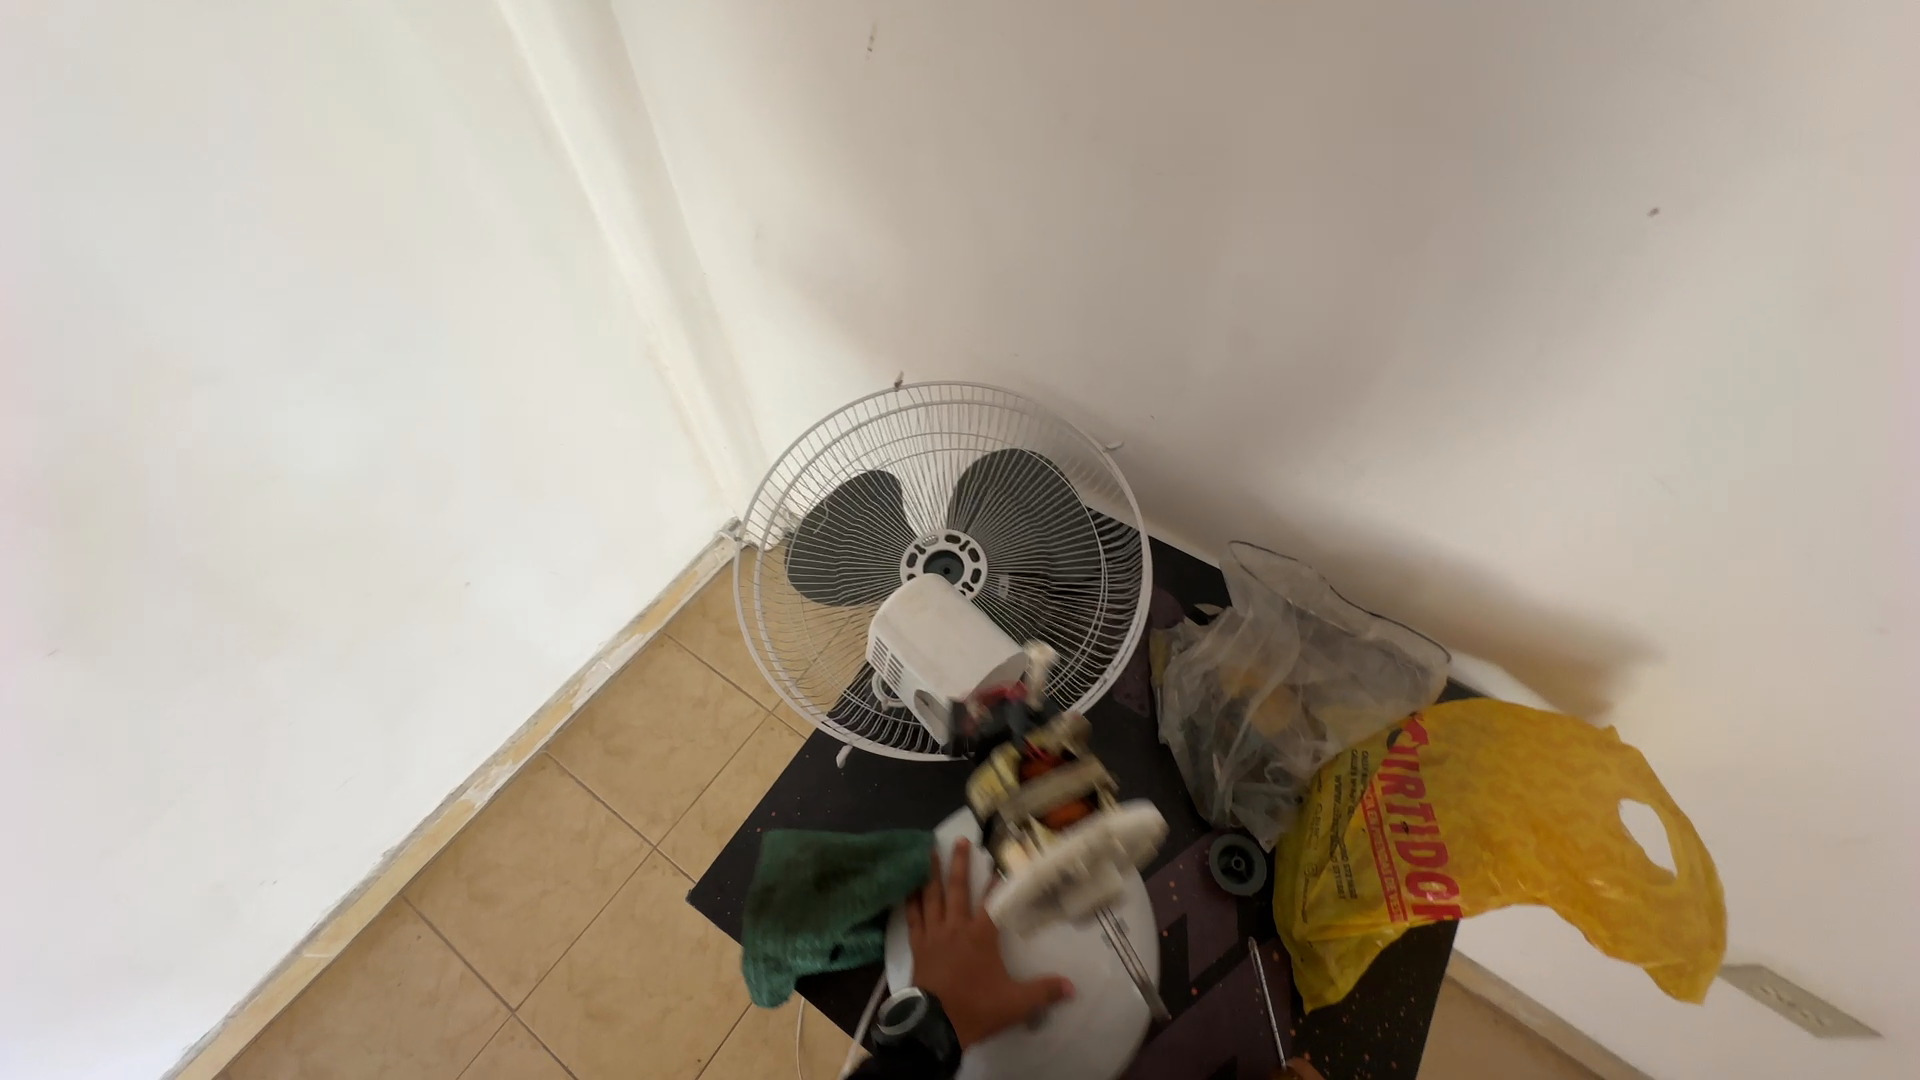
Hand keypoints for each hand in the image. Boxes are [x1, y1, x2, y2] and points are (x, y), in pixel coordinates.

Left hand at [905, 838, 1074, 1047]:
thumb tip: (1072, 987)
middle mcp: (956, 927)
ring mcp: (934, 934)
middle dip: (960, 863)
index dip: (998, 883)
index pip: (992, 902)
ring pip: (933, 896)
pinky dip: (911, 901)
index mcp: (980, 935)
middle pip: (958, 888)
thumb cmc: (976, 1009)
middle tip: (961, 840)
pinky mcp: (918, 946)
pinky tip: (908, 888)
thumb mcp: (1015, 1004)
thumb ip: (1043, 991)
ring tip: (930, 851)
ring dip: (932, 873)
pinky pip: (913, 918)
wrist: (936, 1028)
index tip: (1001, 862)